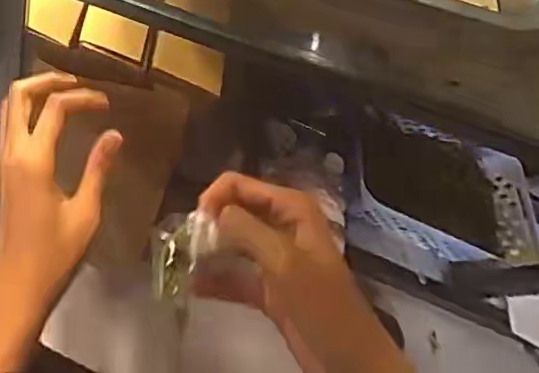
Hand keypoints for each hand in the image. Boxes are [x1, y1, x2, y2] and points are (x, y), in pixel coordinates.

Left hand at [0, 72, 121, 372]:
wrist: (13, 290)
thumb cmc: (52, 257)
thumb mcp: (84, 215)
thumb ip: (97, 169)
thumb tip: (114, 134)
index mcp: (33, 158)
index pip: (55, 107)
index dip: (82, 97)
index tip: (105, 103)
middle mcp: (10, 150)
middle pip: (19, 93)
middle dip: (47, 80)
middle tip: (75, 83)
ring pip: (7, 106)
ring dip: (32, 93)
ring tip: (61, 95)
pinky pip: (5, 125)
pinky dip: (23, 111)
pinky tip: (43, 123)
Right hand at [195, 173, 411, 372]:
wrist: (357, 370)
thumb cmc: (325, 308)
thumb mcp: (285, 262)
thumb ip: (246, 230)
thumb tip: (211, 212)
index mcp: (291, 208)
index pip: (239, 184)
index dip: (214, 197)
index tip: (196, 222)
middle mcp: (281, 225)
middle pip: (233, 210)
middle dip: (208, 223)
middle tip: (185, 244)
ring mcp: (275, 258)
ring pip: (232, 243)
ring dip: (208, 250)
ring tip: (181, 262)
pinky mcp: (270, 290)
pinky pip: (236, 276)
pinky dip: (216, 280)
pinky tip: (193, 286)